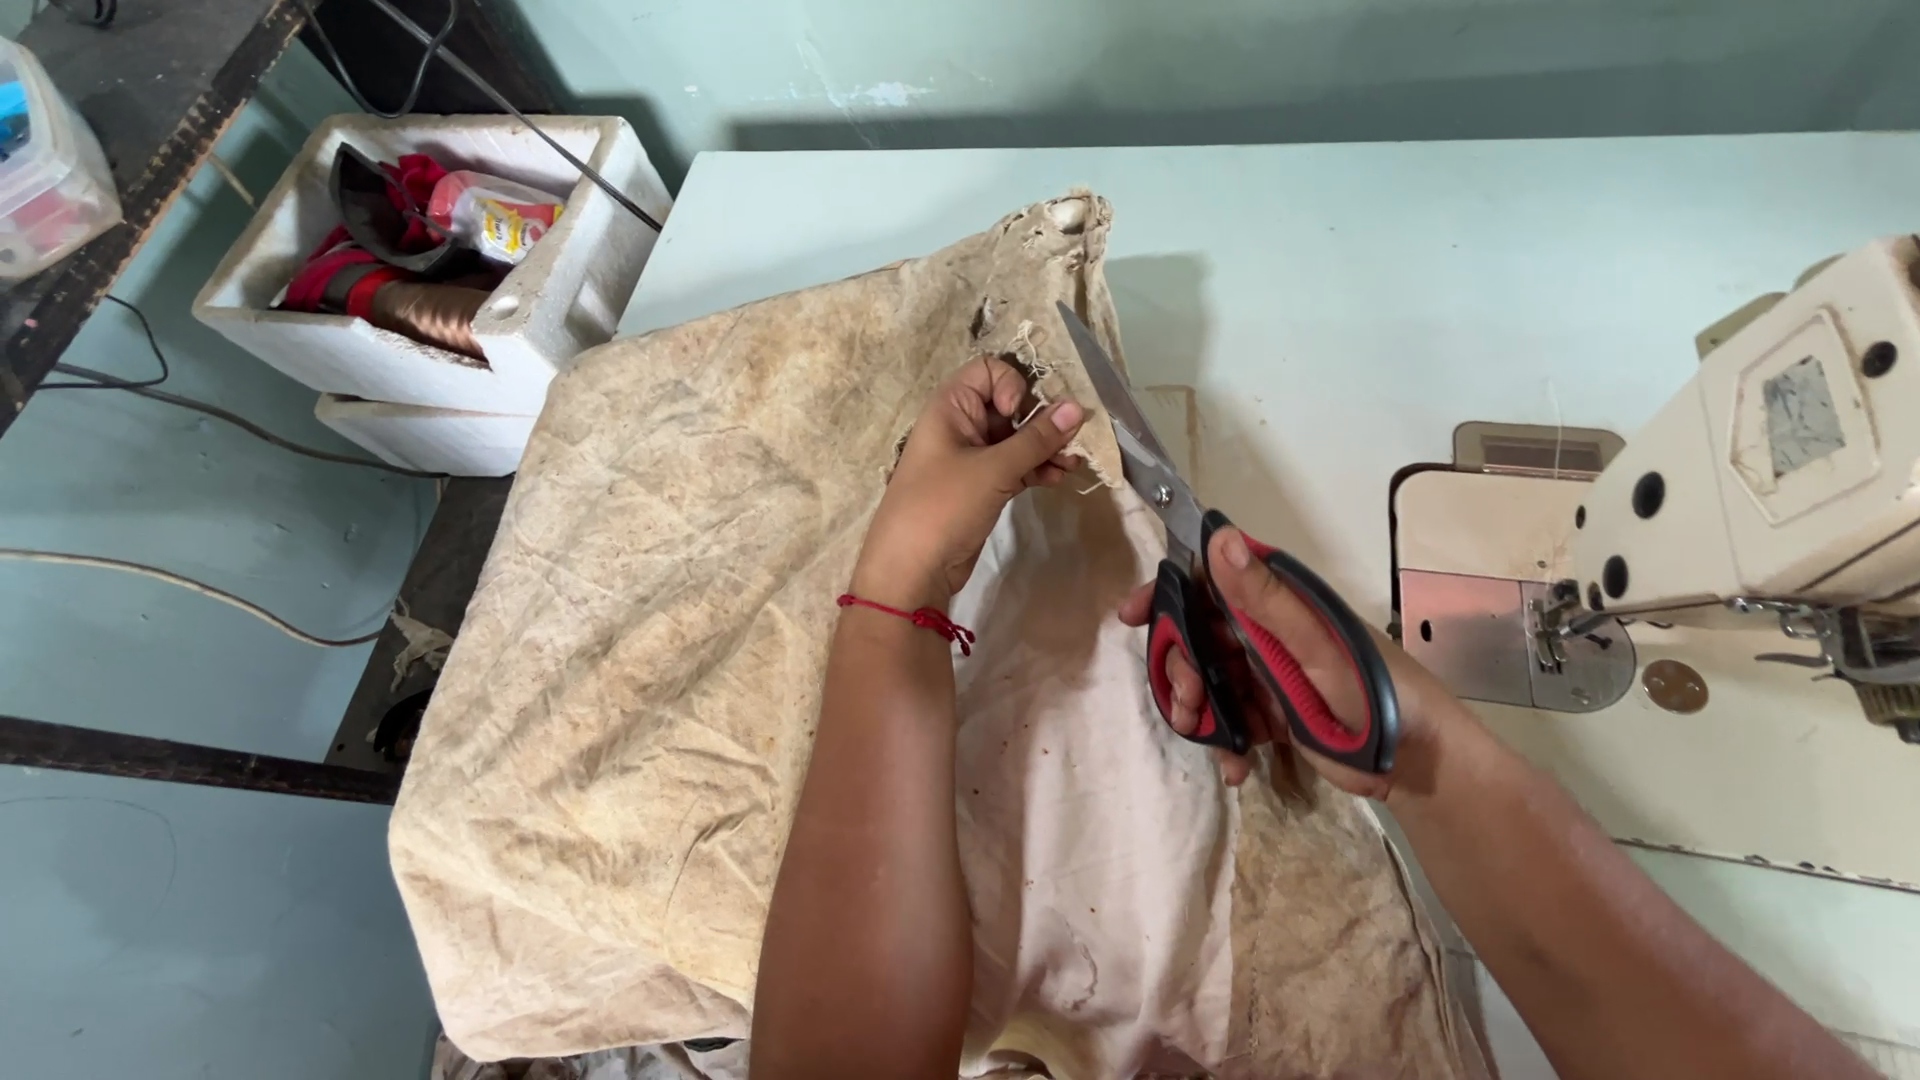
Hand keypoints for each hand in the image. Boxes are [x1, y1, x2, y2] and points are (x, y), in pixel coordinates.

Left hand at [852, 356, 1085, 609]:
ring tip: (1072, 464)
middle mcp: (960, 426)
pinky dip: (1036, 469)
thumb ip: (1036, 438)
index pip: (989, 371)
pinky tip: (1058, 478)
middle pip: (1009, 405)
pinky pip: (1015, 467)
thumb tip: (1076, 407)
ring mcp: (971, 459)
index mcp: (950, 408)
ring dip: (1045, 448)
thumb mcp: (993, 469)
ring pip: (1016, 440)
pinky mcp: (981, 488)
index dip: (1013, 385)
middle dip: (1042, 420)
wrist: (911, 570)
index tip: (1022, 413)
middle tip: (1071, 440)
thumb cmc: (943, 506)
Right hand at [1119, 524, 1466, 797]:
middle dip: (1179, 667)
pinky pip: (1229, 718)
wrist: (1418, 767)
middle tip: (1184, 701)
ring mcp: (1266, 672)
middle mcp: (1267, 630)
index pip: (1210, 581)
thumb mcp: (1316, 646)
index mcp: (1279, 602)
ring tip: (1205, 737)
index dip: (1168, 593)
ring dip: (1196, 708)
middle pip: (1197, 636)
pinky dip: (1224, 743)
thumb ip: (1264, 598)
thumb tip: (1218, 536)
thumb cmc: (1375, 694)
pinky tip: (1234, 768)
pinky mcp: (1270, 712)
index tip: (1132, 615)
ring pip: (1206, 679)